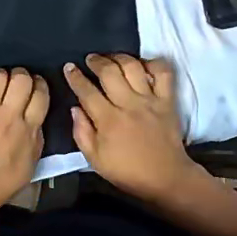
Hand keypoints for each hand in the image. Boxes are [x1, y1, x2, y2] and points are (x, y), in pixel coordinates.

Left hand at [0, 67, 49, 221]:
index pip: (41, 94)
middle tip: (16, 82)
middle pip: (21, 79)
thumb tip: (35, 121)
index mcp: (28, 131)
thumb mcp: (30, 166)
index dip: (39, 84)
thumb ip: (35, 140)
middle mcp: (8, 117)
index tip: (35, 86)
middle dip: (21, 75)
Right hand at [63, 53, 205, 204]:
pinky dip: (152, 63)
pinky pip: (163, 73)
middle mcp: (128, 104)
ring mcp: (150, 100)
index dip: (75, 77)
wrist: (165, 177)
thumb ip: (81, 132)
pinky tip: (142, 65)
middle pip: (109, 72)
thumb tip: (75, 108)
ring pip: (133, 67)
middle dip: (96, 61)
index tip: (69, 67)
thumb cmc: (126, 171)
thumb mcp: (95, 159)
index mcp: (108, 120)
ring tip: (111, 58)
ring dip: (119, 57)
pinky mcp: (167, 100)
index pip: (87, 91)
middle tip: (89, 59)